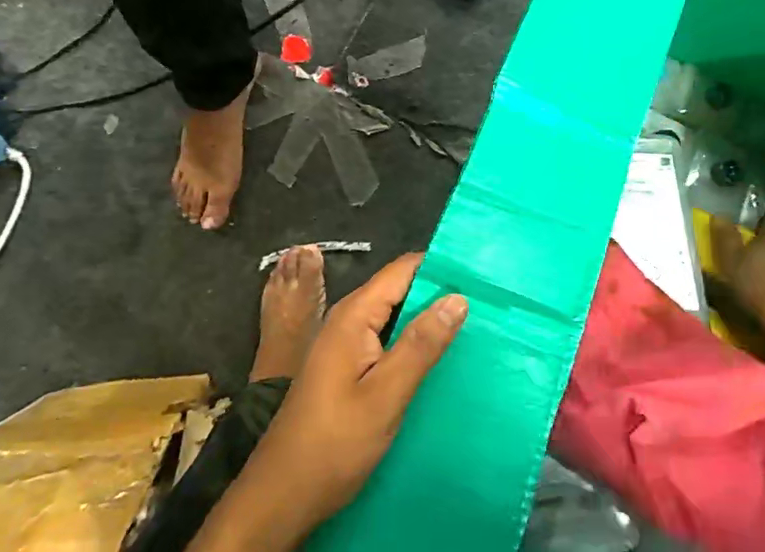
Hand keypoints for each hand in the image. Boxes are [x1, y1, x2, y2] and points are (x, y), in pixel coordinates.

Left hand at [192, 254, 466, 551]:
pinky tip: (437, 357)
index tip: (479, 275)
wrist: (281, 496)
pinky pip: (385, 338)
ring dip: (427, 318)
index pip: (403, 269)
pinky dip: (412, 341)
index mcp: (354, 315)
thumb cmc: (333, 444)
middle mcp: (347, 319)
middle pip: (400, 289)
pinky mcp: (346, 367)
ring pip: (394, 315)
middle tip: (484, 303)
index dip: (440, 267)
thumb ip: (421, 344)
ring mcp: (344, 344)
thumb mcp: (385, 395)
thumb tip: (458, 297)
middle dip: (438, 293)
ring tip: (472, 325)